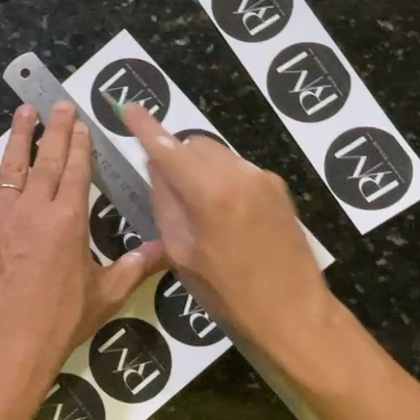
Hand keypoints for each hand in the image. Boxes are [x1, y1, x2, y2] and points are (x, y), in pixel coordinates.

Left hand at [0, 102, 166, 395]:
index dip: (79, 144)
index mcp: (68, 220)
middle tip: (57, 104)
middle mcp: (34, 210)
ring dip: (18, 137)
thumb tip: (167, 249)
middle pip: (46, 160)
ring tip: (23, 111)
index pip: (76, 171)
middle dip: (54, 130)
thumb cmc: (62, 320)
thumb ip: (136, 265)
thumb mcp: (106, 294)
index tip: (79, 122)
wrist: (10, 345)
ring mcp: (1, 218)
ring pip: (11, 168)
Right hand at [119, 103, 337, 362]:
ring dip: (199, 167)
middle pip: (193, 144)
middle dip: (174, 155)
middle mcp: (238, 174)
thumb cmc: (227, 293)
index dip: (144, 126)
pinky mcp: (279, 188)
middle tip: (166, 190)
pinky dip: (222, 179)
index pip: (167, 147)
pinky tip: (226, 216)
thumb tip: (157, 167)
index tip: (127, 107)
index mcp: (209, 193)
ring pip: (217, 155)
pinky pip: (238, 169)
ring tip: (199, 210)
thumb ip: (166, 203)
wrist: (293, 313)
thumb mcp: (181, 253)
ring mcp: (262, 178)